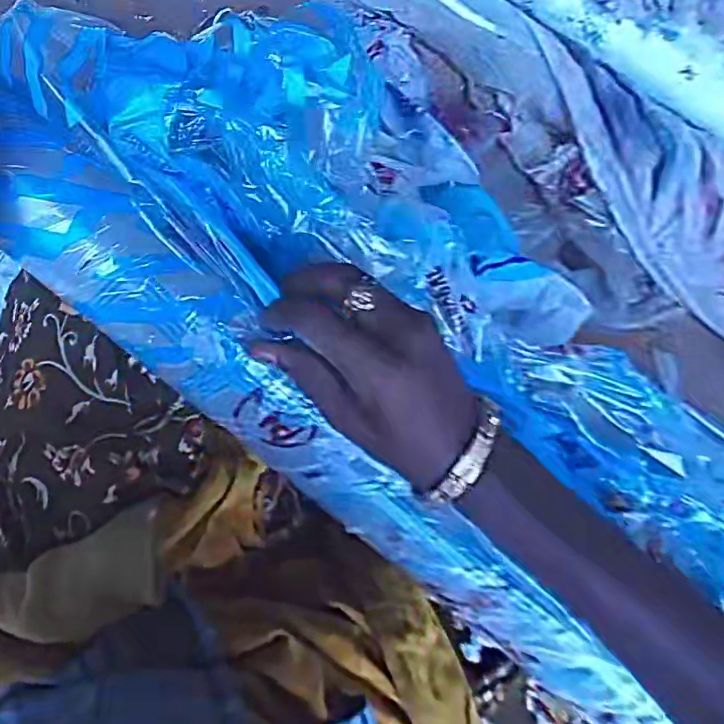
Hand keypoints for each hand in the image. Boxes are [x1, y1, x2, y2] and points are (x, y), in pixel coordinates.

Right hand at [250, 263, 479, 490]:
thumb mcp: (344, 417)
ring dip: (323, 279)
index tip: (264, 321)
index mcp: (375, 367)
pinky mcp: (419, 314)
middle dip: (302, 280)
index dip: (283, 313)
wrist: (462, 445)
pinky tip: (330, 306)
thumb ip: (305, 373)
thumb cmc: (397, 443)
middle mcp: (396, 331)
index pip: (316, 319)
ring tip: (300, 295)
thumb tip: (261, 345)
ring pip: (358, 278)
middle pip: (340, 281)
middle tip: (280, 296)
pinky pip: (373, 289)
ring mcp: (412, 317)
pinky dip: (345, 289)